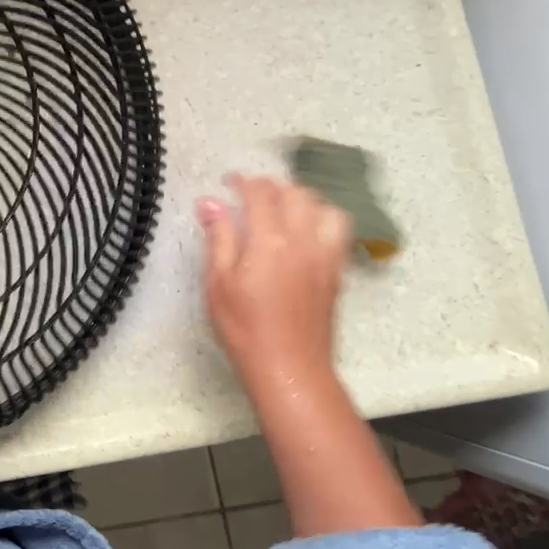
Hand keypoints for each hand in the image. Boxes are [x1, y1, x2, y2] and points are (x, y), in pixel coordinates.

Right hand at [196, 174, 352, 385]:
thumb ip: (219, 237)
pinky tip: (304, 231)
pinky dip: (322, 219)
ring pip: (325, 209)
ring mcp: (326, 257)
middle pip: (296, 195)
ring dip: (303, 199)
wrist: (290, 367)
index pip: (261, 194)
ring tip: (283, 208)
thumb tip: (210, 201)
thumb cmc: (243, 327)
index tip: (229, 180)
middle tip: (251, 193)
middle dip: (273, 186)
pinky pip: (338, 231)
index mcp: (270, 242)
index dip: (244, 181)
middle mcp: (304, 242)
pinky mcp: (336, 273)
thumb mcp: (218, 282)